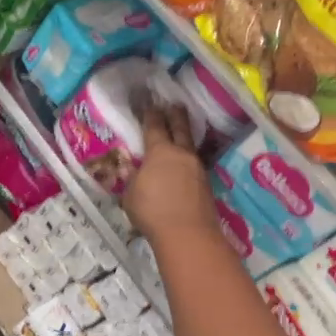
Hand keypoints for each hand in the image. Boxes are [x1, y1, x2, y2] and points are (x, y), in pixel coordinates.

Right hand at [125, 103, 219, 239]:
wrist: (187, 233)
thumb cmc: (151, 210)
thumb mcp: (131, 194)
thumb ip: (133, 179)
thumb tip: (134, 171)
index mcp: (159, 152)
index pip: (154, 126)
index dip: (150, 113)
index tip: (148, 102)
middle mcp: (181, 155)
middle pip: (180, 128)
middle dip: (175, 114)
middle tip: (174, 103)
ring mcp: (197, 169)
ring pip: (189, 147)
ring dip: (184, 137)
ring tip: (180, 132)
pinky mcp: (205, 185)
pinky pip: (193, 165)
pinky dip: (186, 160)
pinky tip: (182, 165)